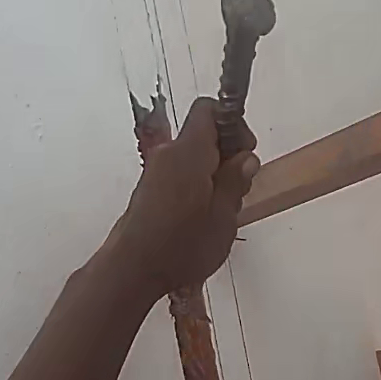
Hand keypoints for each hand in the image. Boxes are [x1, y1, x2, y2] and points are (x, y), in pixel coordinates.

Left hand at [105, 98, 258, 296]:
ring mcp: (156, 172)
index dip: (234, 125)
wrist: (133, 269)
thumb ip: (234, 182)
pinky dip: (197, 187)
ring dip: (213, 175)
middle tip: (240, 190)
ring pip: (193, 159)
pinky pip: (180, 176)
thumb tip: (246, 158)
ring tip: (223, 211)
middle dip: (227, 156)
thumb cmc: (183, 245)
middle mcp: (168, 155)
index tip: (246, 154)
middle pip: (203, 137)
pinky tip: (204, 218)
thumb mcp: (222, 217)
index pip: (209, 110)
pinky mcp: (150, 191)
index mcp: (189, 152)